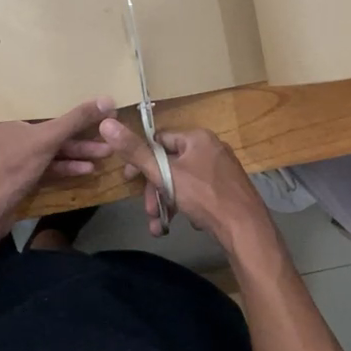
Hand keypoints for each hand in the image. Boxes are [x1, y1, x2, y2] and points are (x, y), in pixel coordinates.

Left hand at [0, 97, 116, 231]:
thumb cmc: (10, 167)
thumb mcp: (46, 139)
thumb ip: (76, 120)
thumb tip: (107, 99)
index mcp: (5, 115)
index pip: (42, 102)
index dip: (70, 102)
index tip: (94, 103)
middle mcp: (6, 131)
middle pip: (49, 126)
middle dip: (79, 132)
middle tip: (107, 131)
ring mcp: (12, 156)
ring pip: (49, 148)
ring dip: (76, 151)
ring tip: (105, 152)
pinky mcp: (17, 176)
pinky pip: (45, 165)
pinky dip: (64, 166)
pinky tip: (87, 169)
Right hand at [99, 120, 273, 251]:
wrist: (244, 227)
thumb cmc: (204, 196)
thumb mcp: (165, 174)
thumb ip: (136, 152)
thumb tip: (106, 124)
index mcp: (197, 138)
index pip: (160, 140)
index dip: (140, 159)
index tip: (128, 178)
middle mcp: (211, 148)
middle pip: (170, 164)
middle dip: (155, 190)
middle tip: (149, 211)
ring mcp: (221, 169)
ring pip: (183, 182)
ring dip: (166, 204)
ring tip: (159, 227)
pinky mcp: (226, 189)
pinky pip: (198, 193)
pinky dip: (185, 207)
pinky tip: (181, 223)